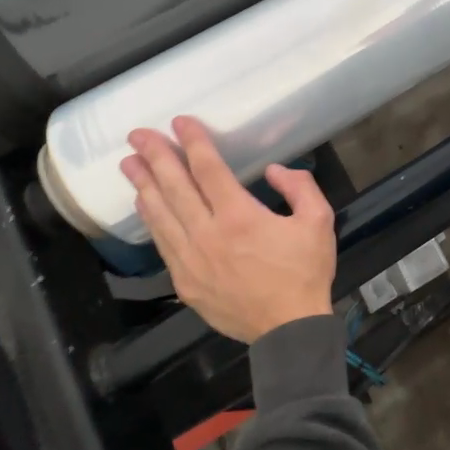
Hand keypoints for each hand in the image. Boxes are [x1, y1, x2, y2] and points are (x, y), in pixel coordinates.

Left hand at [120, 117, 334, 343]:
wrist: (287, 327)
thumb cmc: (306, 271)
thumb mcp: (319, 221)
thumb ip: (300, 188)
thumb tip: (274, 171)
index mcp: (241, 217)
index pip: (209, 171)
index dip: (194, 144)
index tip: (180, 123)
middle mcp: (208, 235)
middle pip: (175, 189)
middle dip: (156, 158)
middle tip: (137, 136)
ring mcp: (191, 260)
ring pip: (161, 216)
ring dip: (144, 186)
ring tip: (129, 164)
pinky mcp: (184, 281)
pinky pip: (163, 243)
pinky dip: (151, 219)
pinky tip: (146, 205)